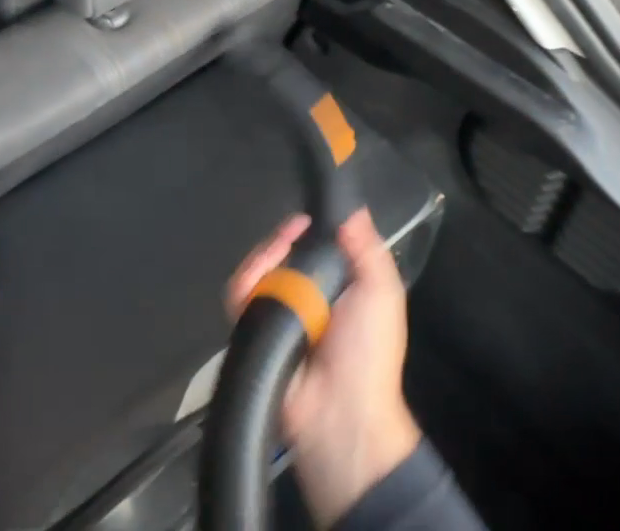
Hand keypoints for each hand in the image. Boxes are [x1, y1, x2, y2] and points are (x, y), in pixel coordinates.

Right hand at [227, 210, 420, 527]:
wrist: (341, 411)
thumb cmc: (369, 351)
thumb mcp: (382, 294)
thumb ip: (368, 250)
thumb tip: (351, 208)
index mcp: (334, 288)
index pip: (313, 247)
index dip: (308, 228)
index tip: (307, 216)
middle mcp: (302, 297)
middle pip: (280, 253)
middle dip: (281, 237)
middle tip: (290, 231)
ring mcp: (275, 313)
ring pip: (256, 269)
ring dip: (264, 254)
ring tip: (276, 252)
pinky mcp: (251, 329)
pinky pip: (238, 295)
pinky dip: (244, 280)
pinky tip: (257, 273)